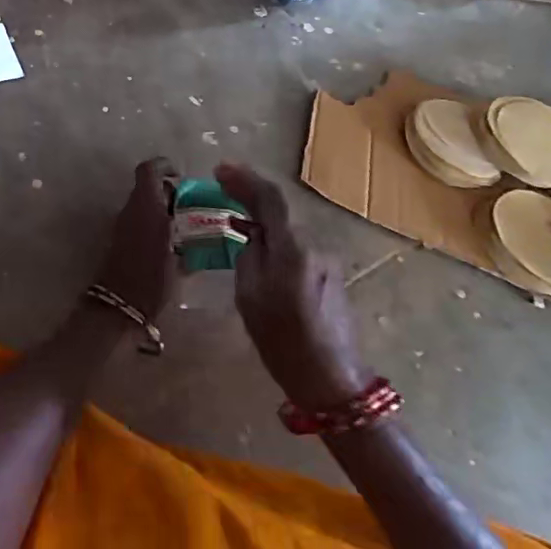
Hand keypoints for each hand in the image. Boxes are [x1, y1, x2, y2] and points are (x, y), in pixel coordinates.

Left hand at [90, 158, 178, 323]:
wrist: (122, 304)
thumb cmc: (153, 278)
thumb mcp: (179, 257)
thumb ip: (188, 236)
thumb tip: (198, 226)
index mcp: (146, 205)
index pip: (149, 170)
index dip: (164, 166)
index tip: (181, 176)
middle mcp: (131, 209)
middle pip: (147, 188)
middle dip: (169, 192)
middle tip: (192, 205)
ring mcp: (122, 224)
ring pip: (144, 205)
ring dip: (162, 209)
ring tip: (187, 226)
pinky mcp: (120, 240)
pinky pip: (139, 222)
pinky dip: (154, 224)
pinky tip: (173, 244)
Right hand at [217, 163, 370, 408]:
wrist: (331, 380)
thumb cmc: (282, 341)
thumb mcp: (249, 296)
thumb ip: (249, 255)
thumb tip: (253, 236)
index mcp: (294, 248)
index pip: (270, 198)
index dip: (244, 179)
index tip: (220, 169)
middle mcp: (314, 245)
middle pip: (281, 207)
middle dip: (251, 191)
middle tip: (222, 182)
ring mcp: (325, 259)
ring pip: (289, 223)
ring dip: (262, 212)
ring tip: (234, 208)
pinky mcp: (328, 273)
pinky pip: (296, 241)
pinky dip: (274, 232)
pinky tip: (256, 237)